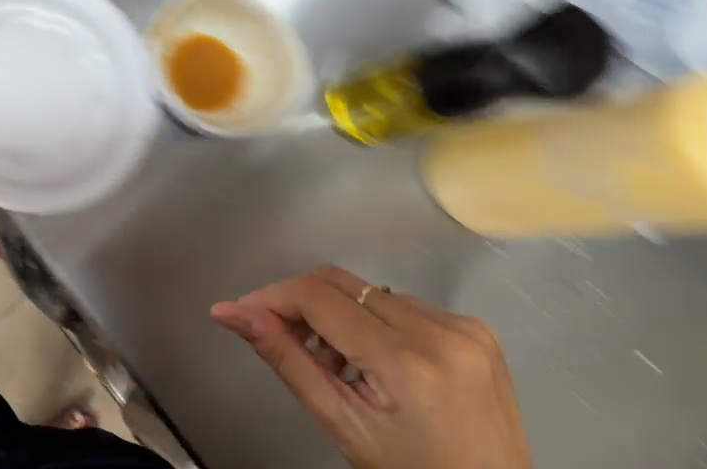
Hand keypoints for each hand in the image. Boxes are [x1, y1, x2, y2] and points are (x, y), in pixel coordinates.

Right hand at [210, 266, 528, 468]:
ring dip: (340, 315)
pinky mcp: (478, 330)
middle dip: (302, 303)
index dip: (272, 297)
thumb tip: (227, 310)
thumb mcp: (340, 422)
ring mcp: (466, 328)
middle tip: (285, 338)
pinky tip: (377, 361)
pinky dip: (377, 323)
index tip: (244, 312)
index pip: (317, 297)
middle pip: (342, 284)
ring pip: (369, 292)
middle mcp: (441, 333)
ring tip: (338, 363)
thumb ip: (283, 357)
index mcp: (406, 363)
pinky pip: (404, 304)